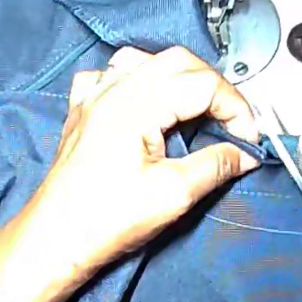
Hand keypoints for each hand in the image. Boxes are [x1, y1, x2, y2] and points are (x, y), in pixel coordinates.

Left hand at [0, 46, 260, 301]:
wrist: (54, 239)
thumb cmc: (99, 220)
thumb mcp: (173, 195)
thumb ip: (215, 165)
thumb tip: (244, 154)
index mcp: (135, 104)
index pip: (203, 83)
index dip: (235, 108)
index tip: (248, 138)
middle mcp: (111, 93)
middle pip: (177, 61)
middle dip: (212, 86)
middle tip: (230, 122)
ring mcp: (92, 101)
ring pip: (141, 61)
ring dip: (174, 77)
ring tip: (191, 109)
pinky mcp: (81, 116)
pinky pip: (107, 79)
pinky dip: (132, 82)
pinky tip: (142, 104)